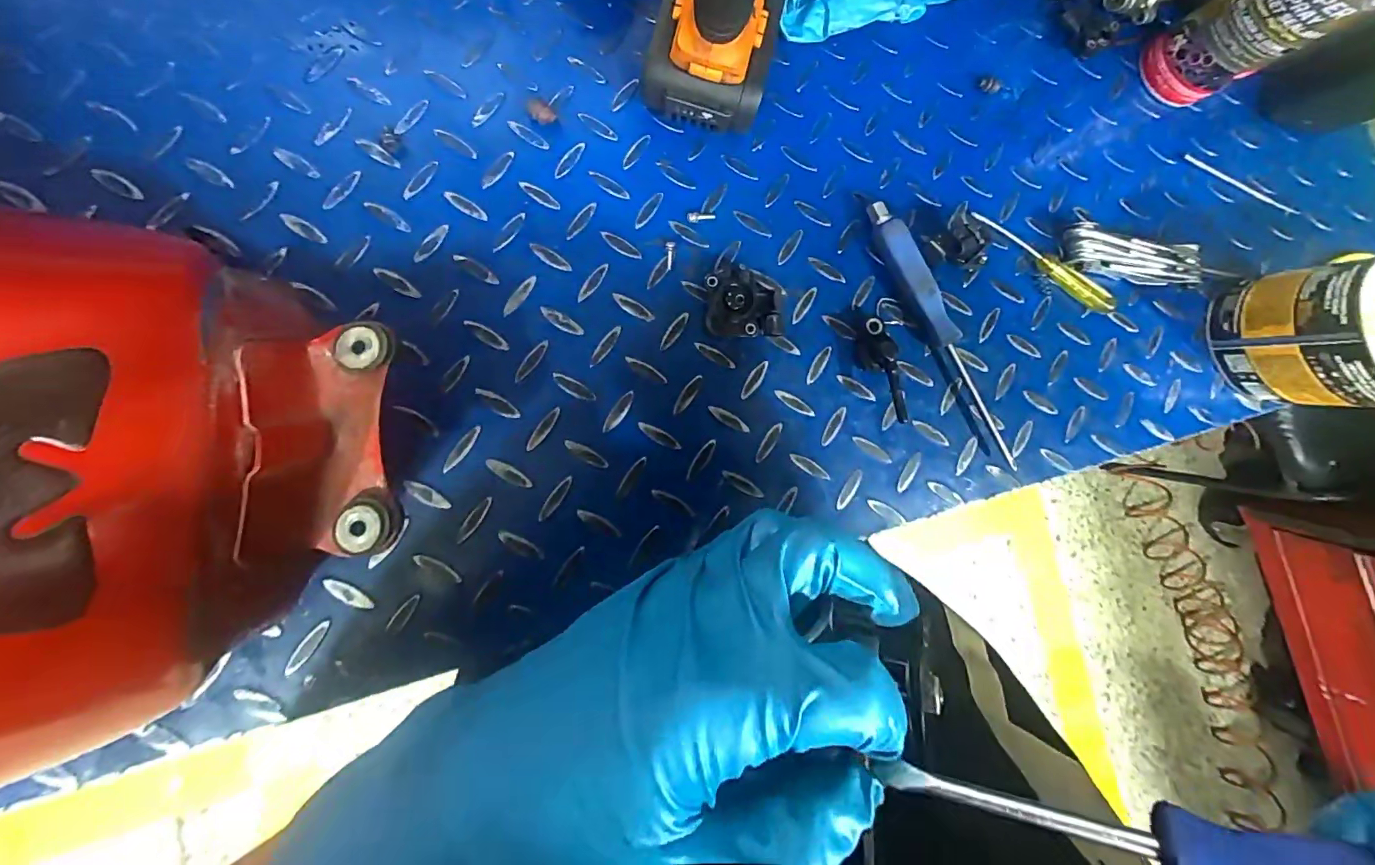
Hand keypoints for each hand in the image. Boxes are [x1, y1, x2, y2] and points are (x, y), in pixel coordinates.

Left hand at [264, 510, 918, 864]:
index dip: (877, 716)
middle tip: (892, 612)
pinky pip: (724, 562)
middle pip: (794, 550)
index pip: (844, 681)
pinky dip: (767, 575)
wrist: (482, 771)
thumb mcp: (696, 860)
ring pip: (756, 541)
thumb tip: (858, 785)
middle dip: (857, 572)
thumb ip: (792, 824)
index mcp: (726, 684)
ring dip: (811, 563)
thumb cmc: (582, 826)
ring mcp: (668, 592)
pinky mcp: (647, 595)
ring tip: (844, 611)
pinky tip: (773, 628)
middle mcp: (702, 614)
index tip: (877, 749)